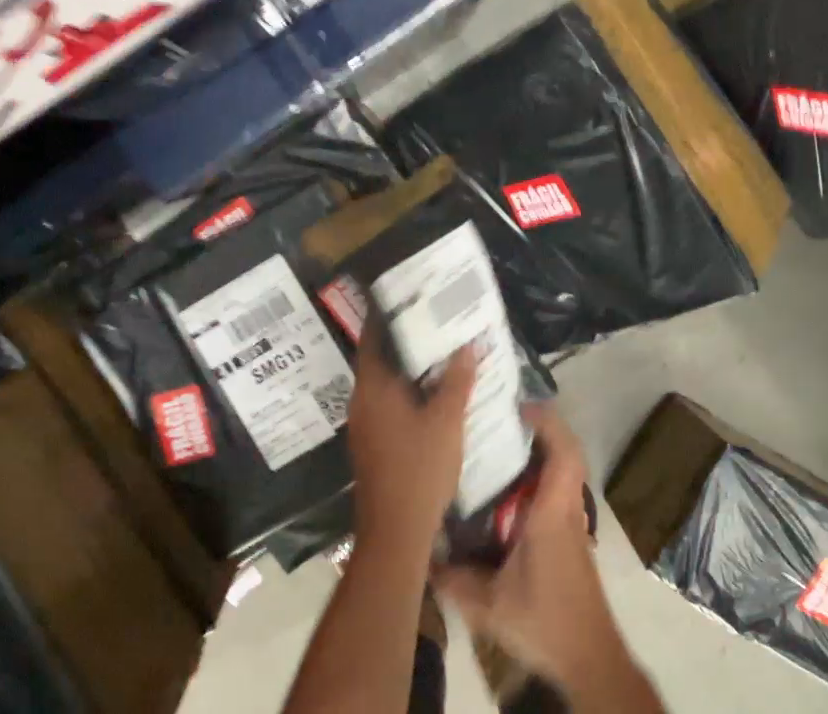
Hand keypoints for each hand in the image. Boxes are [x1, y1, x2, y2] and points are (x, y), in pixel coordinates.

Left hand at [346, 316, 476, 549]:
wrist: (395, 530)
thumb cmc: (420, 469)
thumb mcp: (446, 422)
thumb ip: (456, 381)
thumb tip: (466, 346)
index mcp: (373, 387)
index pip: (373, 338)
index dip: (387, 316)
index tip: (408, 298)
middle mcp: (361, 400)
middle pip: (380, 360)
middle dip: (406, 343)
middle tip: (436, 325)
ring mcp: (364, 424)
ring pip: (385, 386)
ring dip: (409, 371)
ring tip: (442, 357)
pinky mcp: (372, 444)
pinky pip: (388, 406)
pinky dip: (408, 395)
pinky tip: (434, 397)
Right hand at [434, 404, 626, 692]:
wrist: (590, 660)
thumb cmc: (545, 622)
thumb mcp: (489, 605)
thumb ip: (452, 579)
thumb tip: (420, 556)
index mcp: (552, 513)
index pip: (565, 453)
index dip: (548, 422)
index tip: (518, 406)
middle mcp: (566, 512)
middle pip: (563, 457)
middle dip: (534, 433)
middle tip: (494, 422)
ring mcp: (571, 528)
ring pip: (559, 478)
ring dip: (534, 459)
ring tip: (490, 452)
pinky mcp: (569, 544)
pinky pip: (553, 498)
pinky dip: (531, 486)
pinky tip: (499, 500)